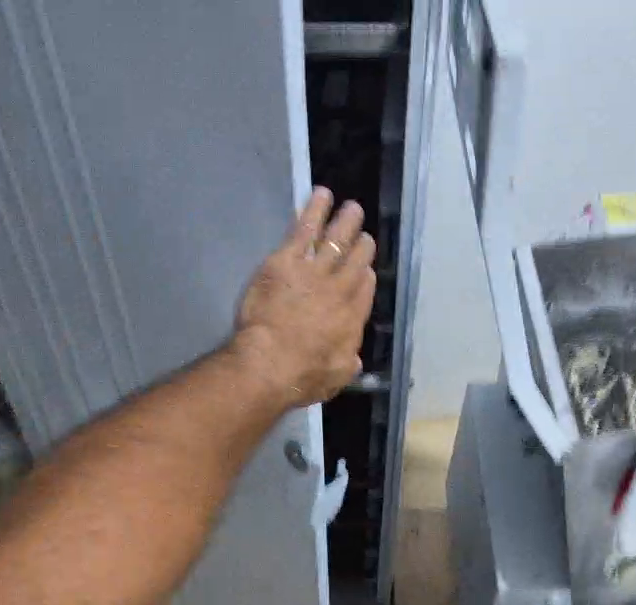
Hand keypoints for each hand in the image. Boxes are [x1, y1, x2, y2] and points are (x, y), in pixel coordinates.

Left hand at [233, 188, 376, 406]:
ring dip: (345, 221)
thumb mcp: (335, 378)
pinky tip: (321, 195)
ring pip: (336, 240)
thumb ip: (348, 364)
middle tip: (364, 234)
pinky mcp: (287, 260)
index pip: (364, 292)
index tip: (367, 272)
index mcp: (351, 320)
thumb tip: (356, 358)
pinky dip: (315, 210)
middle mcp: (339, 290)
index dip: (366, 278)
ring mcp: (314, 272)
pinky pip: (305, 229)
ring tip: (352, 208)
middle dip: (362, 245)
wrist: (269, 362)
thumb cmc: (301, 377)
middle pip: (355, 261)